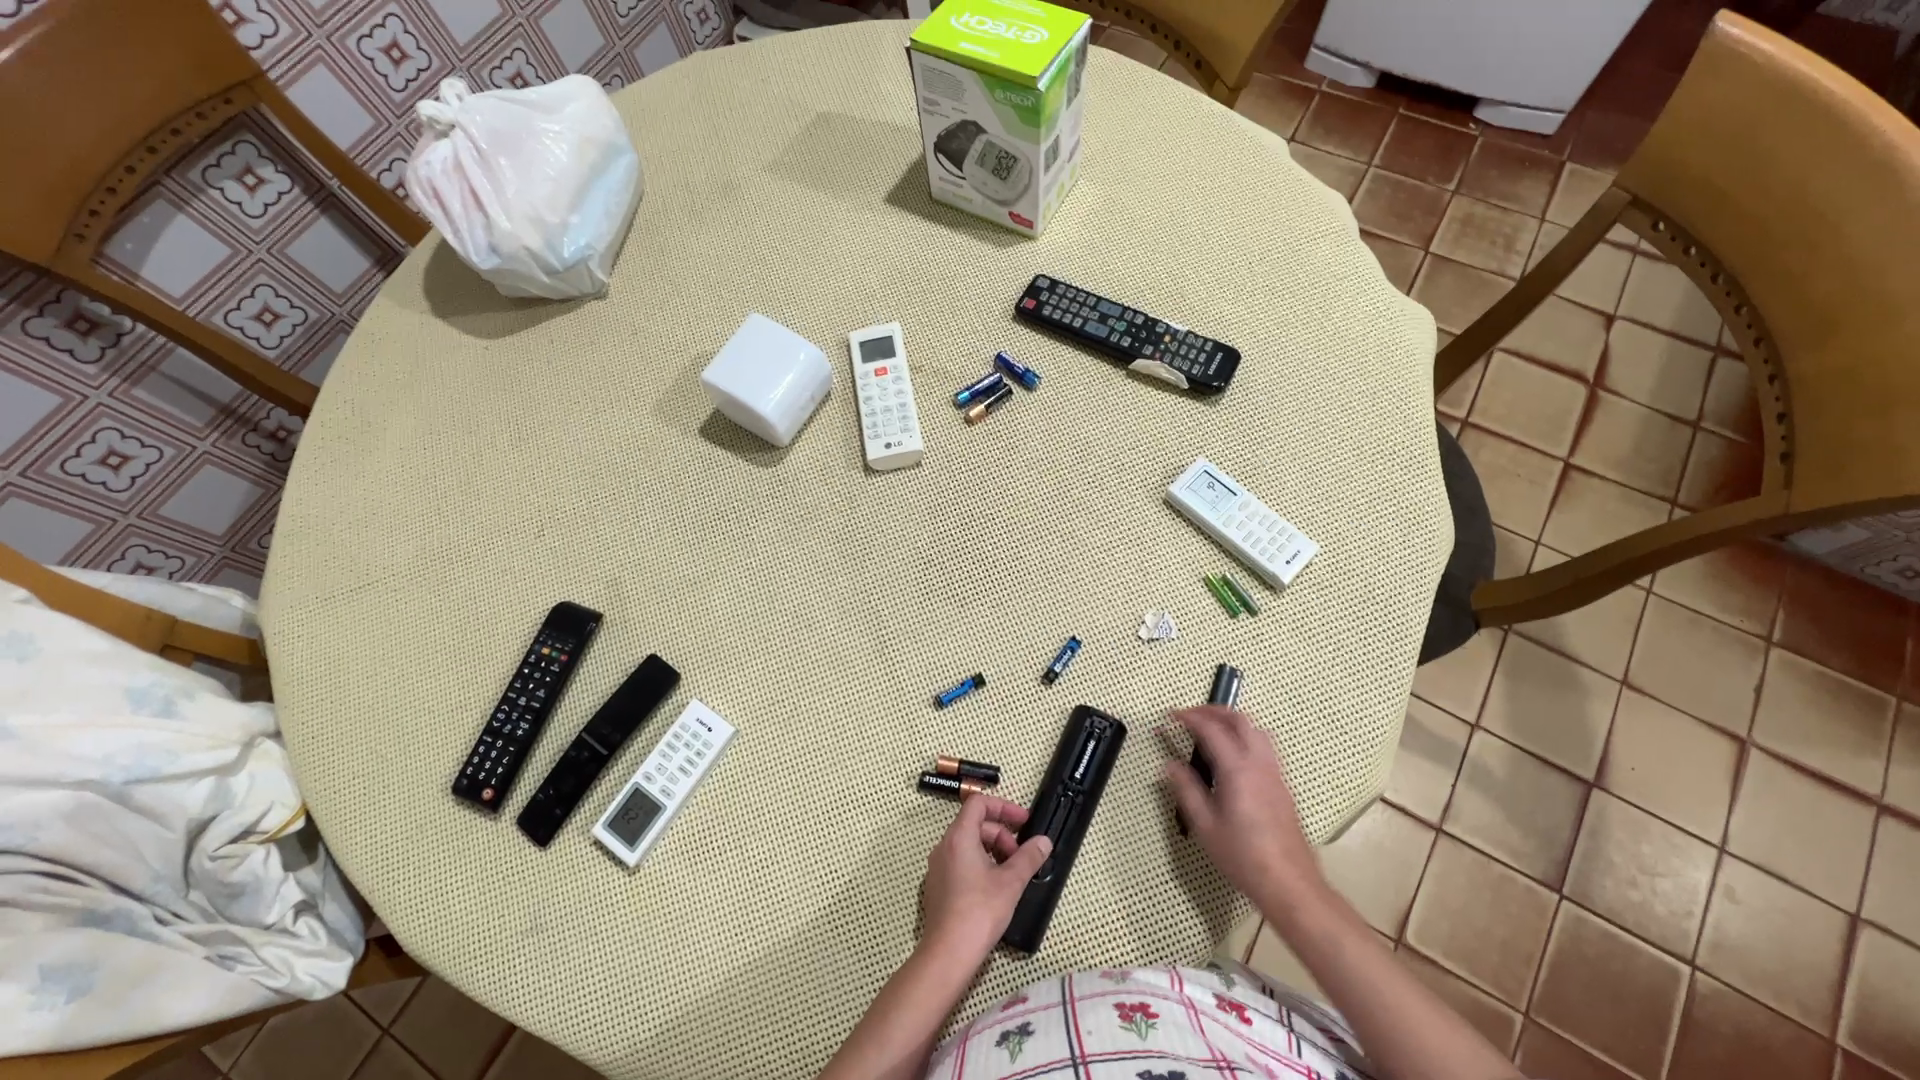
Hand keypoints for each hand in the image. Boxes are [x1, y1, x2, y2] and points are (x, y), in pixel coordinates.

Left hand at [919, 795, 1052, 960]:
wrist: (948, 952)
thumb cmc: (980, 911)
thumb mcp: (1011, 882)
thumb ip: (1029, 857)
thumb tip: (1043, 841)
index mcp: (959, 837)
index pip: (978, 803)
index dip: (1003, 807)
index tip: (1023, 822)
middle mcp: (944, 846)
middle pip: (975, 825)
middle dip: (1002, 835)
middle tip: (1020, 858)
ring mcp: (938, 867)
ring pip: (968, 845)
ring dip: (993, 851)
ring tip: (1011, 874)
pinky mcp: (938, 885)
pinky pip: (960, 862)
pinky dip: (980, 864)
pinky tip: (995, 888)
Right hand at [1162, 706, 1321, 906]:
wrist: (1288, 881)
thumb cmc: (1242, 855)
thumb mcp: (1204, 825)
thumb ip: (1186, 789)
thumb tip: (1170, 764)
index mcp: (1237, 769)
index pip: (1211, 730)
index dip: (1189, 718)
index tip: (1171, 716)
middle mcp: (1259, 763)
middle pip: (1239, 720)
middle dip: (1213, 711)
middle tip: (1190, 716)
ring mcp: (1275, 772)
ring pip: (1256, 730)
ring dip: (1232, 721)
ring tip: (1211, 729)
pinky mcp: (1282, 784)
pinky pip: (1264, 746)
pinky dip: (1245, 736)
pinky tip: (1232, 755)